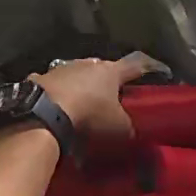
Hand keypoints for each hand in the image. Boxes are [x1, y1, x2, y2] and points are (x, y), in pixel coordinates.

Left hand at [27, 53, 164, 141]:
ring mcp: (60, 69)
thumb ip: (128, 126)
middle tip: (113, 93)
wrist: (43, 113)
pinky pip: (53, 85)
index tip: (157, 70)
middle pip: (103, 68)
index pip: (136, 65)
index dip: (148, 68)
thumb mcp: (118, 126)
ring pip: (77, 73)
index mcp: (111, 71)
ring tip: (83, 101)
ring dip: (81, 84)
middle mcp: (87, 64)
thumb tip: (132, 131)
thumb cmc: (90, 114)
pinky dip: (57, 93)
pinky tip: (56, 105)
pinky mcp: (39, 79)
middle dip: (109, 78)